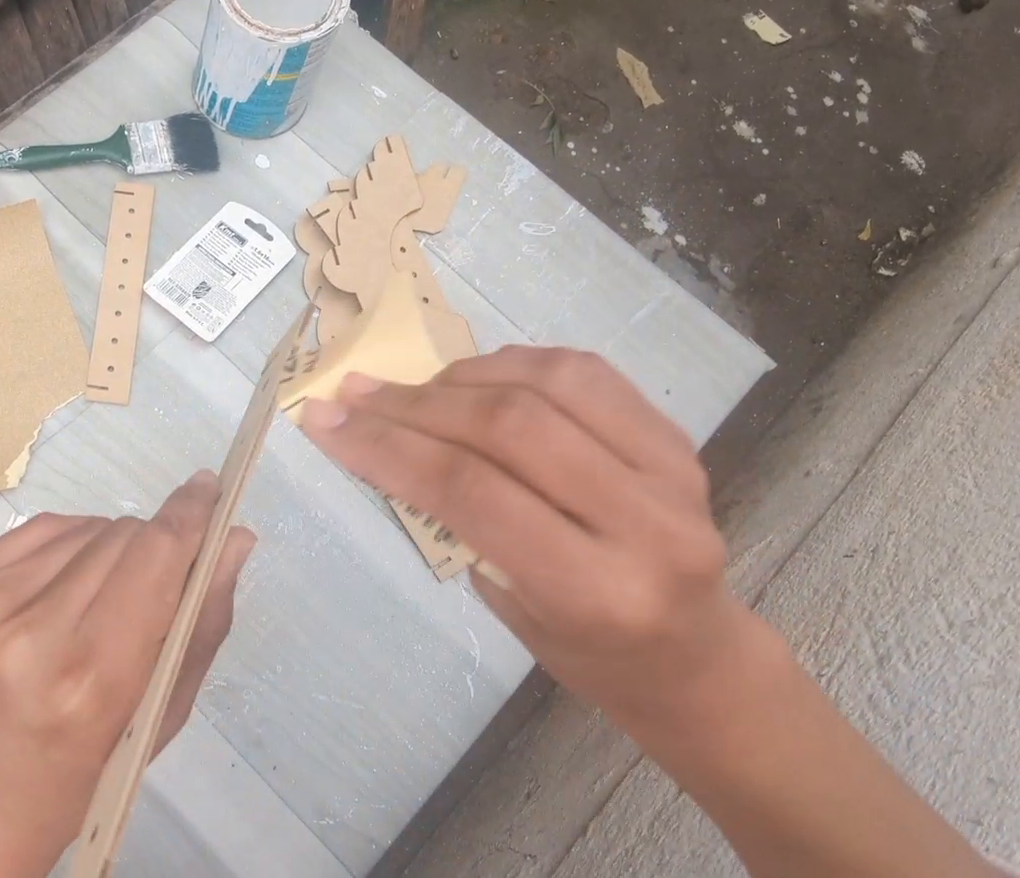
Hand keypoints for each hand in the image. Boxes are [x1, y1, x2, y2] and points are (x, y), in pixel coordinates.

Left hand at [0, 472, 255, 877]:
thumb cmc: (91, 769)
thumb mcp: (163, 710)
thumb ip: (203, 618)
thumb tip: (234, 537)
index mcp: (91, 675)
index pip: (153, 557)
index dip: (188, 516)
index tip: (210, 487)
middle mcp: (29, 630)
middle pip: (122, 535)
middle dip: (153, 546)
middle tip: (155, 585)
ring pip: (83, 527)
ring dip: (109, 548)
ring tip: (101, 600)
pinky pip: (39, 530)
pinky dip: (67, 547)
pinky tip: (63, 589)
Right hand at [298, 345, 740, 726]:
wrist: (693, 656)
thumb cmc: (584, 652)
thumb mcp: (506, 606)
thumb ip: (458, 521)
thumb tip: (386, 436)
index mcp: (593, 589)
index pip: (471, 492)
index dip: (387, 447)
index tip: (325, 422)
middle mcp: (645, 524)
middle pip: (508, 428)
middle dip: (413, 405)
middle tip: (354, 395)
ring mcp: (671, 472)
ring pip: (547, 384)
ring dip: (459, 377)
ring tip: (412, 391)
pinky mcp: (676, 438)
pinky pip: (582, 372)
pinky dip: (512, 363)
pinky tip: (472, 377)